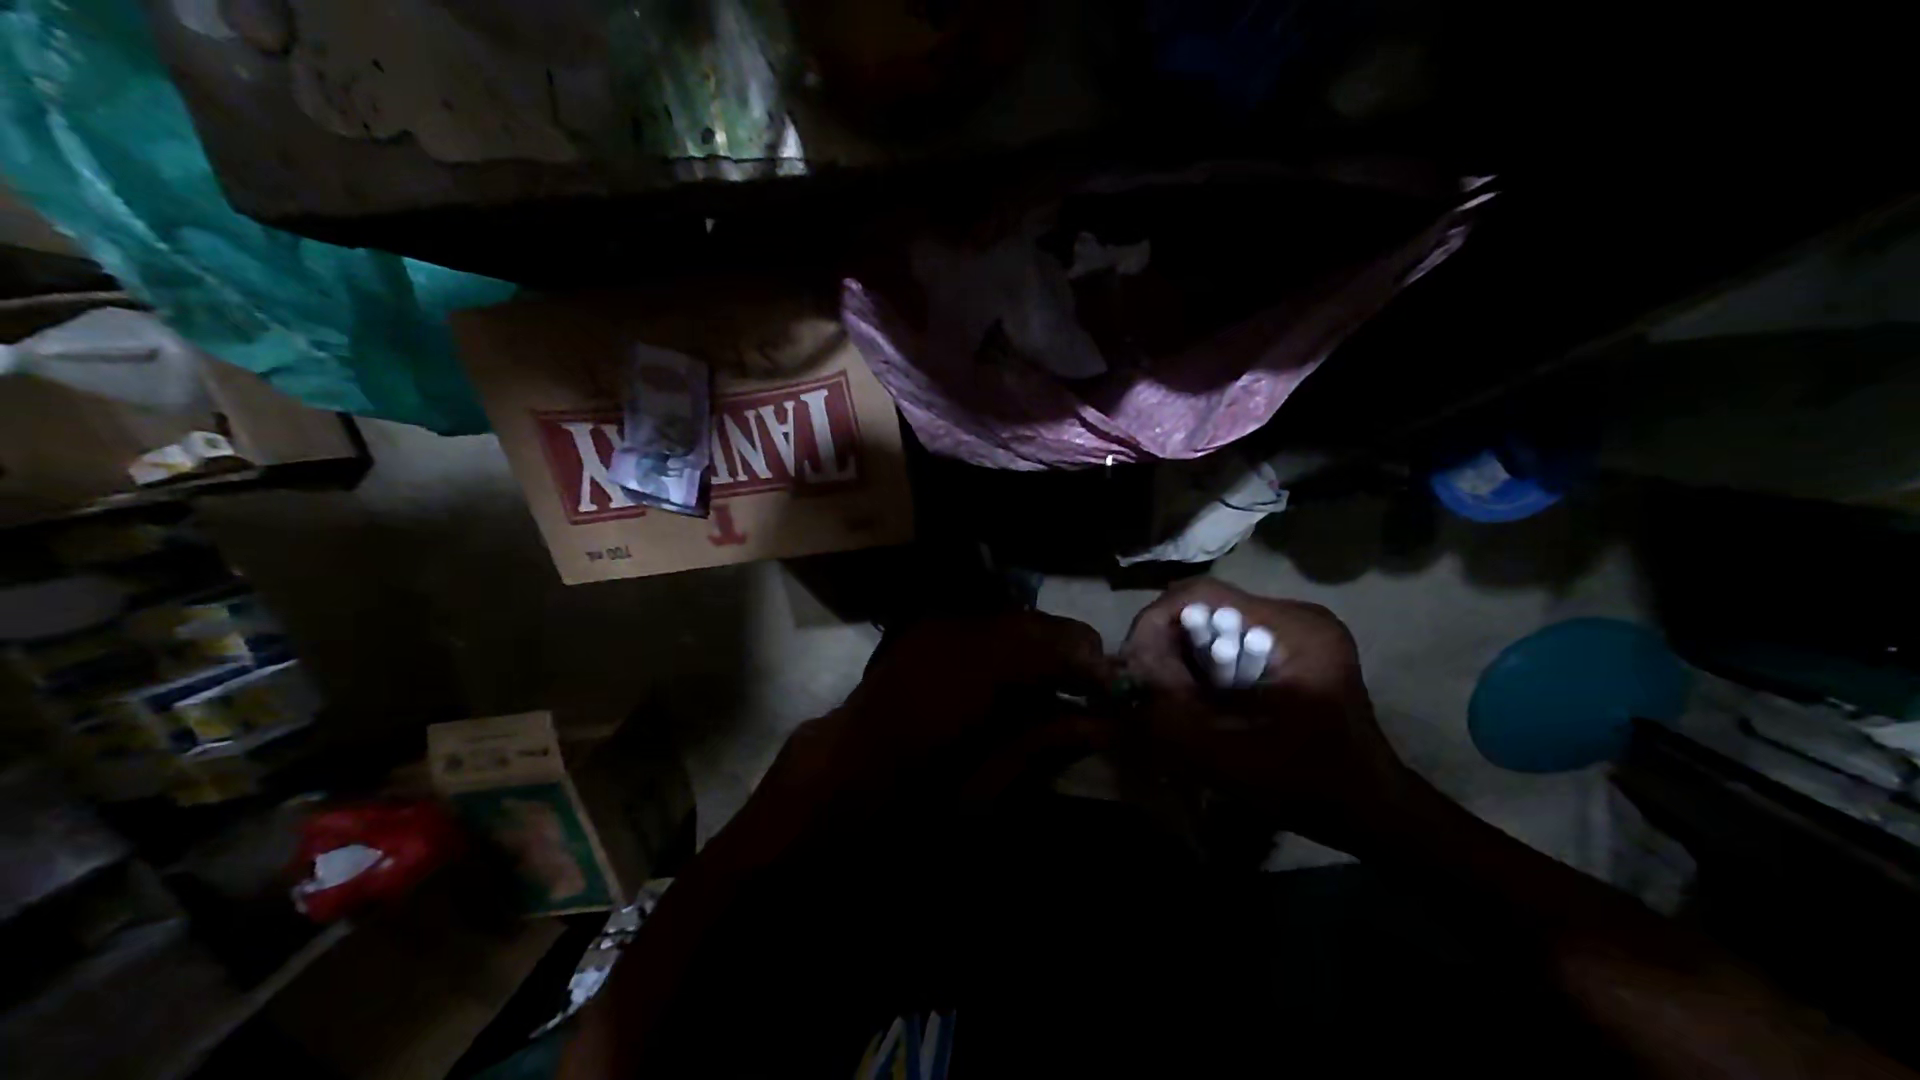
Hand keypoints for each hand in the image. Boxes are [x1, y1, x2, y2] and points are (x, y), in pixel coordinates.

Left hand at [756, 611, 1108, 829]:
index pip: (1043, 642)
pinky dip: (1002, 651)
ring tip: (1056, 687)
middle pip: (1023, 624)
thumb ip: (1038, 745)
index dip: (1085, 660)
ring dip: (1033, 650)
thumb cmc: (897, 820)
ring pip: (998, 621)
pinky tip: (1012, 683)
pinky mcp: (910, 642)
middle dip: (1063, 651)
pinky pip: (972, 631)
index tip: (1114, 689)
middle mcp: (939, 639)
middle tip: (1091, 690)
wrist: (818, 811)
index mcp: (959, 678)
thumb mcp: (979, 796)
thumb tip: (1095, 723)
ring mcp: (921, 635)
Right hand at [1121, 579, 1411, 849]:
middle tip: (1141, 686)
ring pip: (1213, 626)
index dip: (1154, 626)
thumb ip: (1169, 713)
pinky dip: (1203, 667)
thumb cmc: (1307, 783)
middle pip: (1205, 609)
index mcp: (1293, 628)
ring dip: (1182, 657)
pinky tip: (1196, 698)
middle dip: (1165, 645)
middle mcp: (1295, 617)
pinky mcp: (1291, 651)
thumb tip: (1121, 682)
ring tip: (1164, 695)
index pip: (1201, 597)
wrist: (1369, 811)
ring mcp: (1296, 632)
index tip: (1132, 669)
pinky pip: (1229, 643)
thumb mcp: (1228, 753)